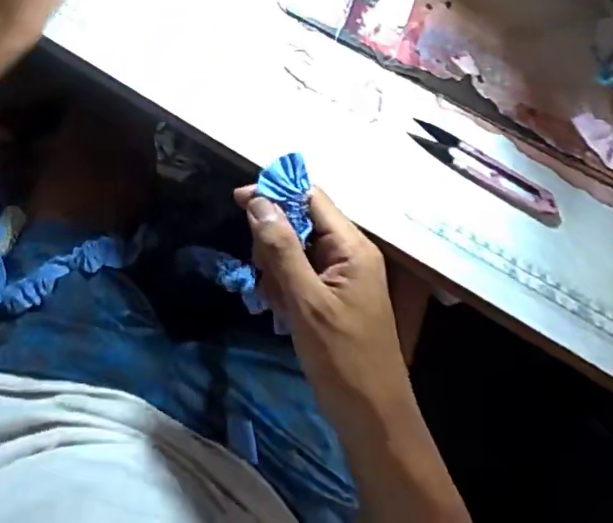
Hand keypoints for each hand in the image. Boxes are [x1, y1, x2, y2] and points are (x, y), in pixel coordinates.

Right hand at [235, 185, 413, 417]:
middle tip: (259, 274)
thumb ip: (281, 248)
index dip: (276, 193)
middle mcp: (349, 253)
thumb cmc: (343, 358)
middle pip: (300, 222)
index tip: (239, 200)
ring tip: (270, 302)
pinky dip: (285, 287)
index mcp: (351, 246)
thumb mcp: (306, 301)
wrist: (373, 420)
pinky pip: (301, 276)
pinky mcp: (334, 297)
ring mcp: (343, 276)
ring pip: (296, 250)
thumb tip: (259, 201)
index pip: (311, 198)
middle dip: (272, 242)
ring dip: (275, 269)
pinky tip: (278, 313)